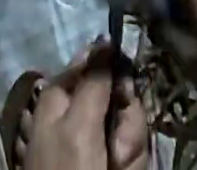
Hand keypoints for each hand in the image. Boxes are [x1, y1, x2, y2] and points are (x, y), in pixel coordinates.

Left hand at [23, 44, 148, 169]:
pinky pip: (134, 149)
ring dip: (132, 147)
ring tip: (119, 168)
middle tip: (119, 149)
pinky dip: (133, 164)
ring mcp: (95, 139)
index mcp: (61, 95)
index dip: (117, 72)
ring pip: (132, 122)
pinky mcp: (111, 161)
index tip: (126, 93)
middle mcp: (78, 111)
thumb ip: (93, 81)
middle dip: (127, 121)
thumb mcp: (78, 126)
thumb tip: (105, 39)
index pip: (98, 61)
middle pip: (120, 93)